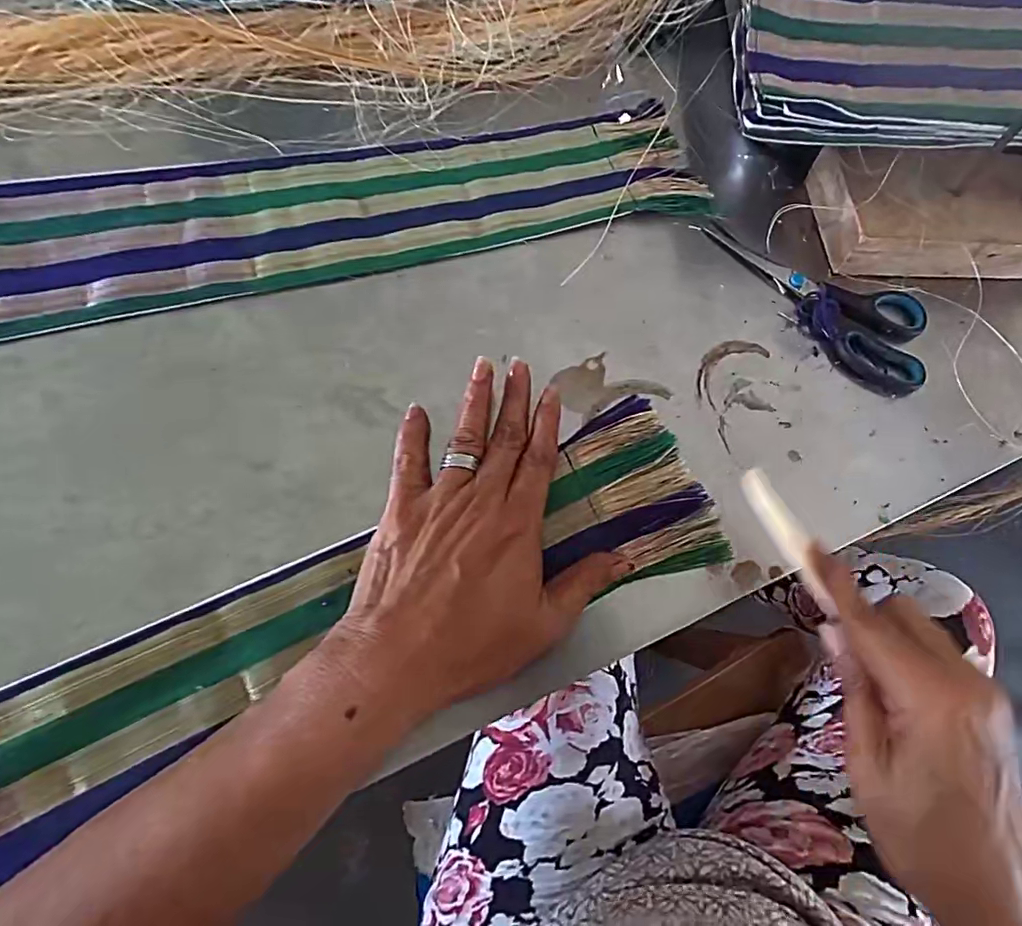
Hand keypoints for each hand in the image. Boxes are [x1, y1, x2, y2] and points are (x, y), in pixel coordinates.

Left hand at [320, 357, 634, 723]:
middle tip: (521, 366)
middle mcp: (481, 501)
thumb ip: (582, 584)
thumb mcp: (543, 624)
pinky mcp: (401, 509)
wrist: (399, 656)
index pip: (538, 461)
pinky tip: (417, 411)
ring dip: (475, 403)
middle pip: (504, 440)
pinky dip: (413, 435)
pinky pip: (408, 463)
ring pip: (463, 441)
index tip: (552, 393)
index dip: (548, 424)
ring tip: (482, 368)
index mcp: (517, 524)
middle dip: (515, 400)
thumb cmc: (474, 645)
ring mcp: (439, 501)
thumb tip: (622, 558)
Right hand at [814, 549, 1021, 925]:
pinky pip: (939, 656)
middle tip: (834, 650)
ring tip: (866, 685)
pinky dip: (908, 656)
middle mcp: (966, 683)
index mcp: (930, 698)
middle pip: (901, 613)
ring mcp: (986, 692)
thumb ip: (854, 689)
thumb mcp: (866, 767)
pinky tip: (896, 699)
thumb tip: (834, 632)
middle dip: (863, 617)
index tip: (811, 548)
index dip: (836, 583)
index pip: (870, 624)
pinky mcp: (992, 706)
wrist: (999, 896)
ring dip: (886, 637)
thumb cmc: (920, 837)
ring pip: (921, 631)